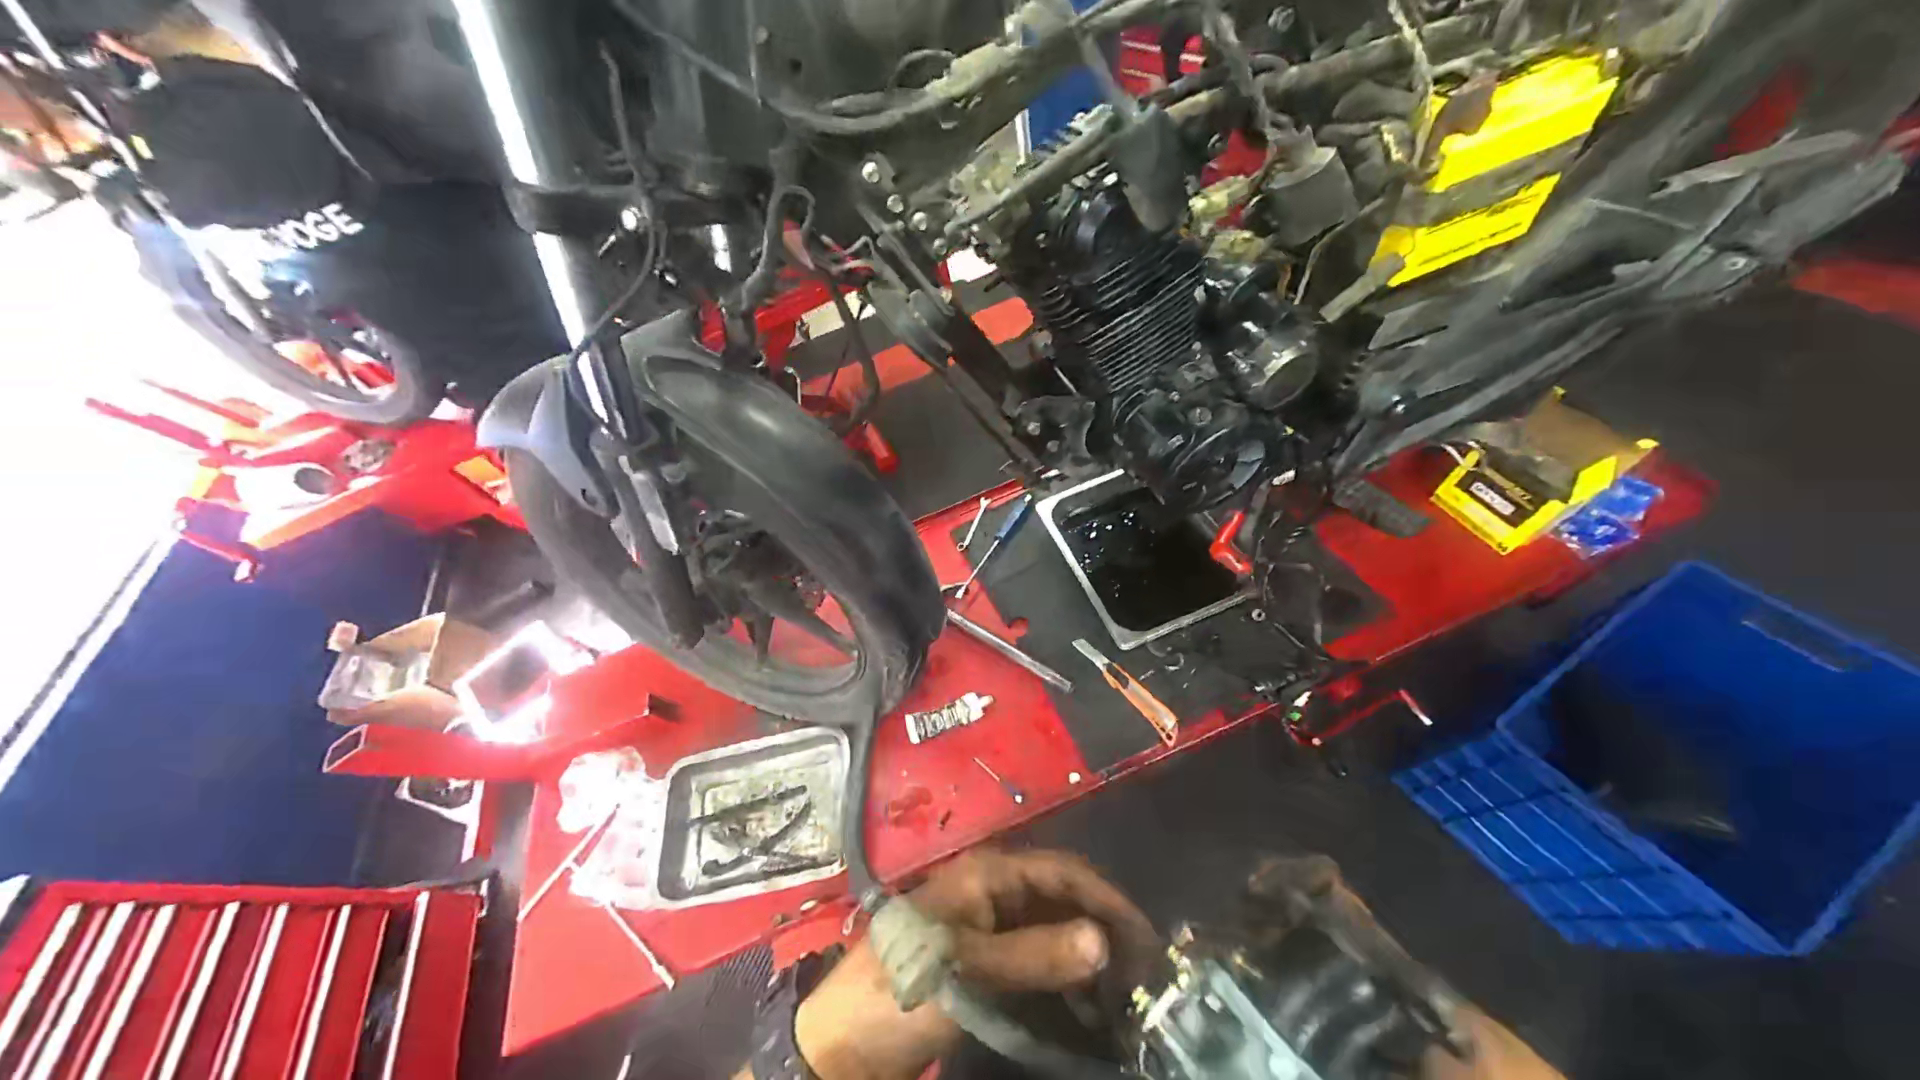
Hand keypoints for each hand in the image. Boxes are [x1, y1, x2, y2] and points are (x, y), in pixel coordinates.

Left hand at [794, 848, 1157, 1079]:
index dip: (1108, 900)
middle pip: (1061, 894)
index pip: (1063, 871)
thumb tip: (1104, 940)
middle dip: (1102, 923)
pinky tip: (1085, 995)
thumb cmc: (903, 992)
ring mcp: (986, 922)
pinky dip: (1064, 968)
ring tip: (1122, 985)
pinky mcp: (982, 956)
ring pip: (1051, 923)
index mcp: (986, 873)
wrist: (843, 1041)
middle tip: (1142, 970)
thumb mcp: (969, 973)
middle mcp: (991, 887)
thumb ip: (1036, 955)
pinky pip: (1034, 951)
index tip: (1147, 940)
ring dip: (1086, 947)